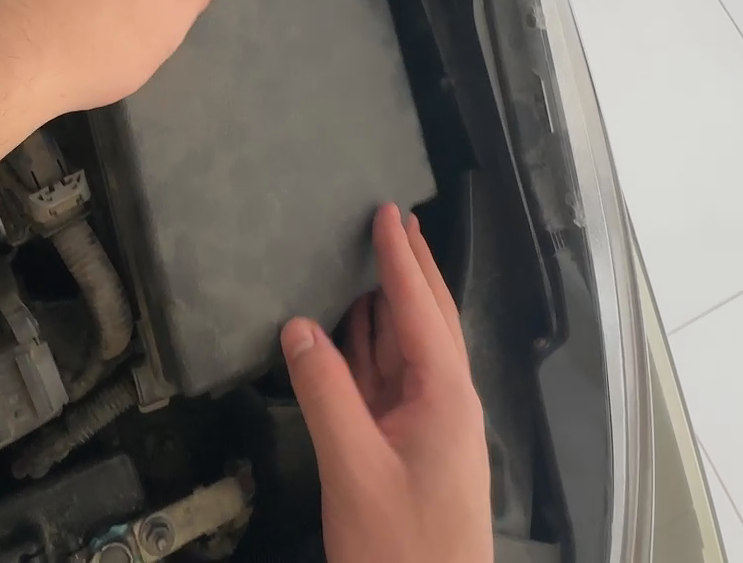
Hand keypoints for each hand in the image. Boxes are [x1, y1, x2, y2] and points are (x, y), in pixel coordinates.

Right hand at [281, 205, 492, 562]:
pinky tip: (350, 324)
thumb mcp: (354, 469)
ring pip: (403, 345)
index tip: (388, 213)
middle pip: (426, 318)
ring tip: (370, 258)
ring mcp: (423, 424)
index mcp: (445, 397)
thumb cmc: (400, 550)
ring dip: (387, 300)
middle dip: (411, 267)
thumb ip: (325, 392)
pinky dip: (366, 343)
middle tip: (395, 220)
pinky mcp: (403, 444)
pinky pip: (384, 377)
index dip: (401, 258)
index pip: (420, 309)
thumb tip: (296, 326)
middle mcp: (441, 400)